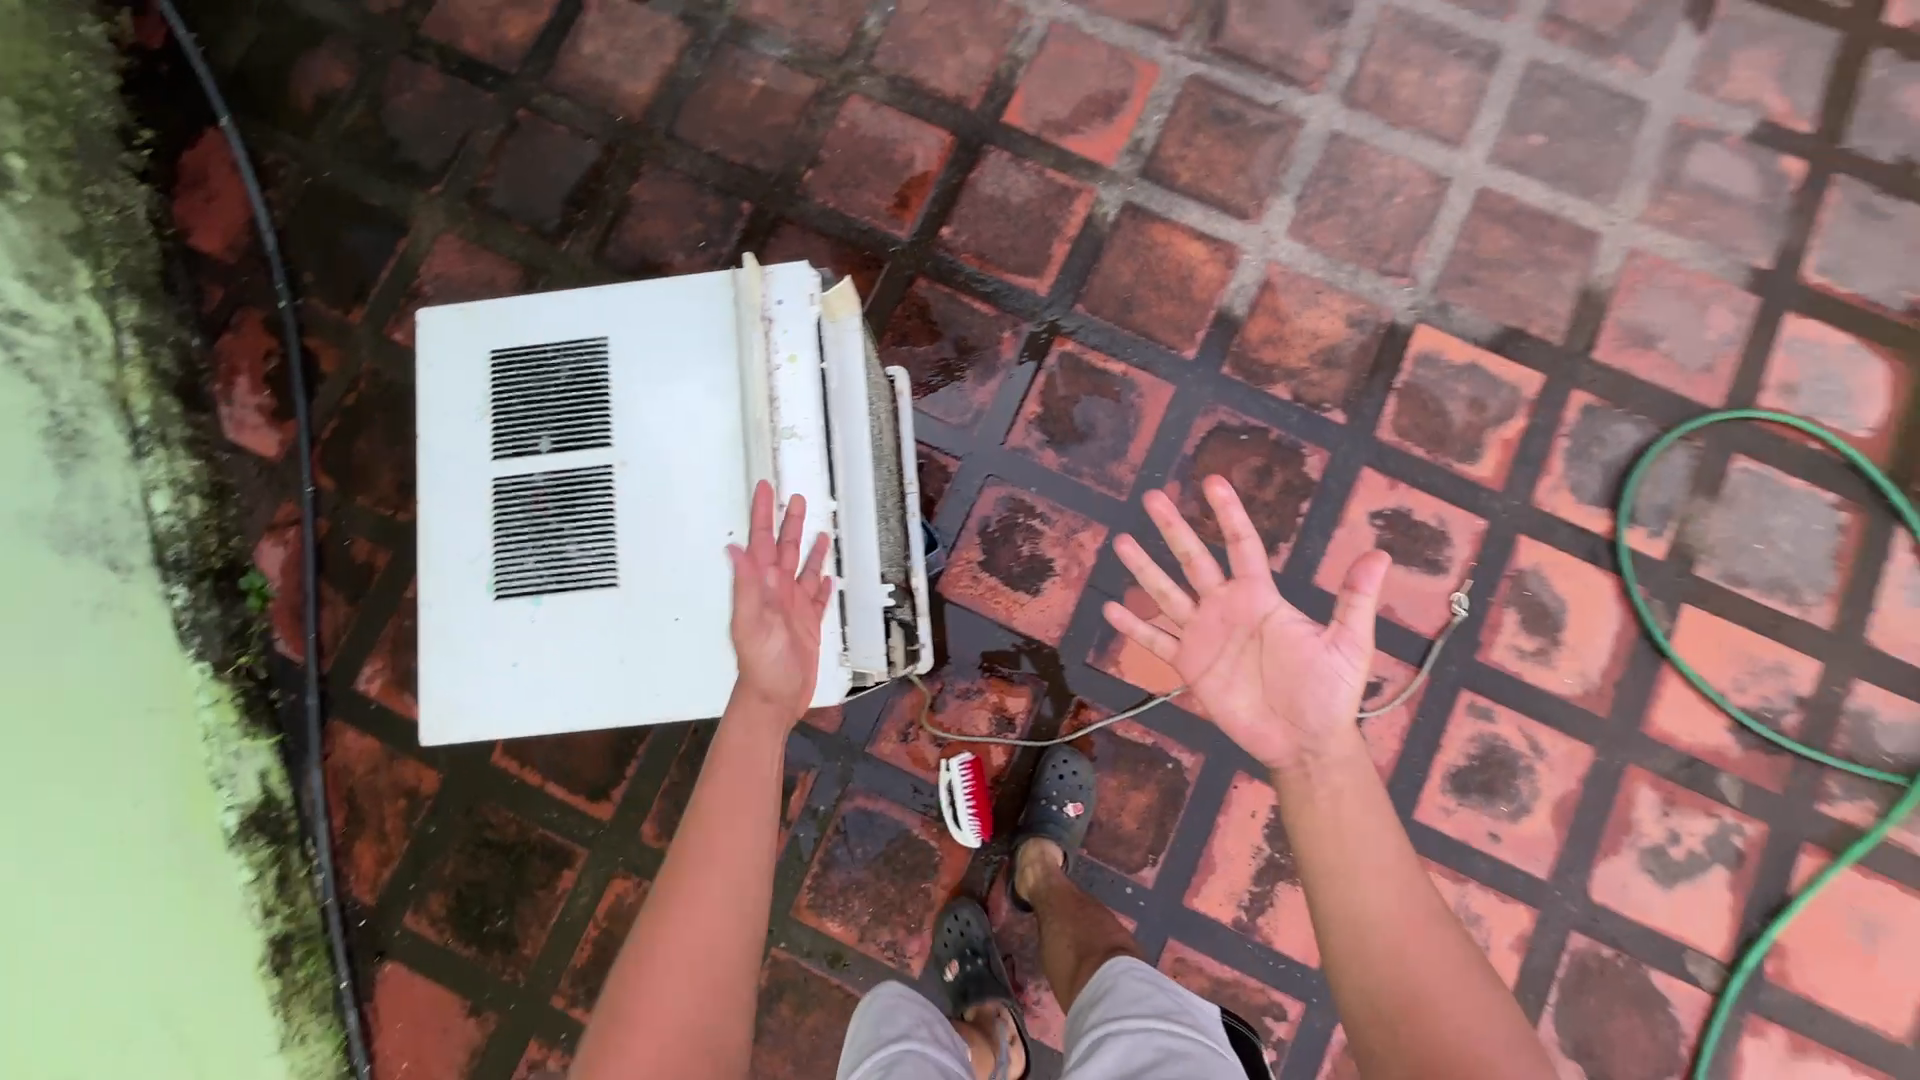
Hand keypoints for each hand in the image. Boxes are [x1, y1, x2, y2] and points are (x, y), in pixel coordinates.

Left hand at [727, 481, 833, 723]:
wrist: (775, 700)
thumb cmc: (762, 666)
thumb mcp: (751, 623)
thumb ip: (746, 586)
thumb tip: (734, 549)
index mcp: (762, 588)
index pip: (762, 542)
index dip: (763, 514)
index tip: (765, 489)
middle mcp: (777, 593)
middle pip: (785, 549)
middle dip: (789, 523)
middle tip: (795, 499)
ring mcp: (793, 609)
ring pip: (803, 570)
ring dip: (809, 548)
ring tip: (818, 529)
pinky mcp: (808, 625)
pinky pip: (817, 599)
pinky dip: (822, 585)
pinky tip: (826, 577)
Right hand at [1103, 475, 1389, 773]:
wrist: (1304, 741)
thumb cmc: (1330, 692)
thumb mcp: (1349, 643)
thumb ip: (1355, 599)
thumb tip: (1379, 553)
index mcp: (1261, 597)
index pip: (1241, 545)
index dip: (1228, 514)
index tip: (1211, 482)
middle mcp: (1226, 608)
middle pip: (1194, 560)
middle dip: (1174, 528)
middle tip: (1153, 498)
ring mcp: (1204, 635)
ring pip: (1167, 593)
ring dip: (1145, 568)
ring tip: (1121, 542)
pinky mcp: (1190, 665)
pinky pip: (1156, 641)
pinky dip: (1134, 627)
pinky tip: (1111, 608)